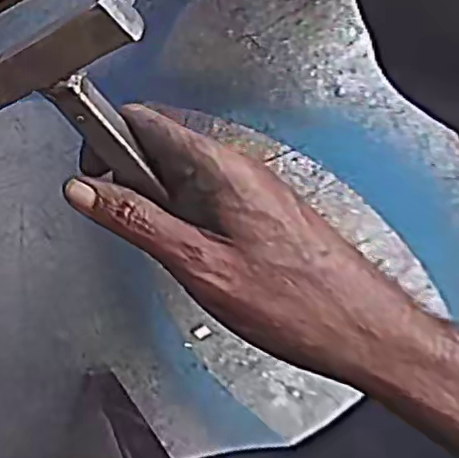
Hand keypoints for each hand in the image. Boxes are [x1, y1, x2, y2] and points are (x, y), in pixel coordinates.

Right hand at [64, 104, 436, 385]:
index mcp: (217, 165)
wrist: (376, 338)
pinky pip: (198, 189)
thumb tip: (82, 190)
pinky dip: (178, 209)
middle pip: (153, 141)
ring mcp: (247, 183)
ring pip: (174, 167)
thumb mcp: (199, 265)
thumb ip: (133, 220)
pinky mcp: (256, 204)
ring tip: (165, 241)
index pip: (139, 119)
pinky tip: (192, 248)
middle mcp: (233, 163)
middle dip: (125, 173)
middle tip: (125, 217)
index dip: (103, 139)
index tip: (91, 173)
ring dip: (152, 195)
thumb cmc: (302, 306)